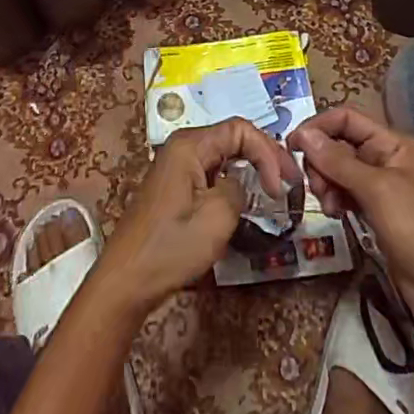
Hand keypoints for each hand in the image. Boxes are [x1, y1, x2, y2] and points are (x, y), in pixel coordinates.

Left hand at [94, 118, 299, 314]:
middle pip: (233, 139)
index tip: (280, 186)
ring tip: (274, 191)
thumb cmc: (171, 247)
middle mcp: (182, 148)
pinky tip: (247, 201)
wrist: (124, 283)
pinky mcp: (175, 189)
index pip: (241, 130)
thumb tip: (242, 183)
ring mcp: (176, 168)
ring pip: (224, 157)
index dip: (267, 152)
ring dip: (251, 170)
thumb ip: (240, 188)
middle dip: (264, 157)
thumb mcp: (217, 216)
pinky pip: (212, 174)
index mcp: (190, 146)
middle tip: (289, 183)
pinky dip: (234, 183)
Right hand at [288, 107, 413, 330]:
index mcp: (393, 143)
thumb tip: (303, 134)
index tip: (291, 147)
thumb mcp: (378, 190)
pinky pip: (346, 194)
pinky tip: (337, 215)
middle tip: (317, 189)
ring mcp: (382, 187)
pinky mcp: (377, 213)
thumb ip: (339, 162)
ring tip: (330, 207)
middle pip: (340, 144)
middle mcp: (387, 159)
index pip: (347, 119)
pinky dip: (336, 200)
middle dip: (322, 162)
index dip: (319, 127)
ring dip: (327, 184)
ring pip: (340, 171)